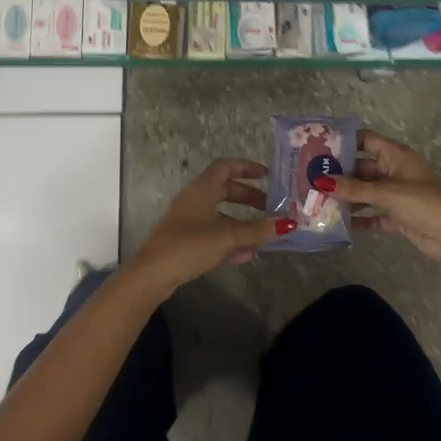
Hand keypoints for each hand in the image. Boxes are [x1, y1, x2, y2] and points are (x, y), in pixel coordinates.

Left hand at [128, 158, 292, 294]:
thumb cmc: (190, 245)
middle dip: (249, 199)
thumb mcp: (227, 236)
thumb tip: (287, 223)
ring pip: (220, 215)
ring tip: (263, 236)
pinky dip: (230, 240)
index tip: (267, 175)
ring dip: (241, 224)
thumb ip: (257, 230)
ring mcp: (188, 221)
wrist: (153, 274)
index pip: (225, 167)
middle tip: (270, 208)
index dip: (246, 167)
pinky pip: (213, 234)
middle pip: (225, 191)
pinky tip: (247, 256)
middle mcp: (194, 200)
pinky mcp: (185, 241)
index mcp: (202, 189)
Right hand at [326, 131, 440, 290]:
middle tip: (309, 179)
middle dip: (339, 174)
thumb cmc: (423, 203)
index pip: (366, 140)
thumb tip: (319, 181)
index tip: (318, 146)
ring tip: (318, 202)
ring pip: (366, 193)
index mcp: (396, 156)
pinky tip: (339, 224)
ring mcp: (397, 195)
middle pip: (362, 168)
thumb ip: (353, 189)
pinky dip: (360, 218)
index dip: (344, 141)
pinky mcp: (398, 216)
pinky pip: (373, 214)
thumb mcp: (386, 192)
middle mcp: (395, 171)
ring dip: (347, 198)